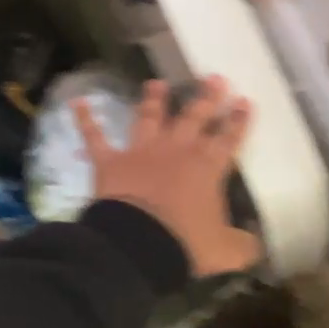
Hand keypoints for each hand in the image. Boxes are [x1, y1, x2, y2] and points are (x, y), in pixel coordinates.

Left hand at [74, 75, 257, 275]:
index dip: (238, 121)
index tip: (244, 100)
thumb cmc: (187, 243)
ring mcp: (139, 152)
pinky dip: (84, 119)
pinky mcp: (108, 160)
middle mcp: (175, 152)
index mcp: (207, 169)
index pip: (228, 140)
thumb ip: (242, 243)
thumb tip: (252, 242)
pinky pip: (93, 136)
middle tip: (213, 77)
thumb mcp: (228, 250)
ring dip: (152, 99)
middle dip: (205, 97)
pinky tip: (77, 102)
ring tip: (155, 82)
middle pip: (192, 118)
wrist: (139, 240)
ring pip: (148, 118)